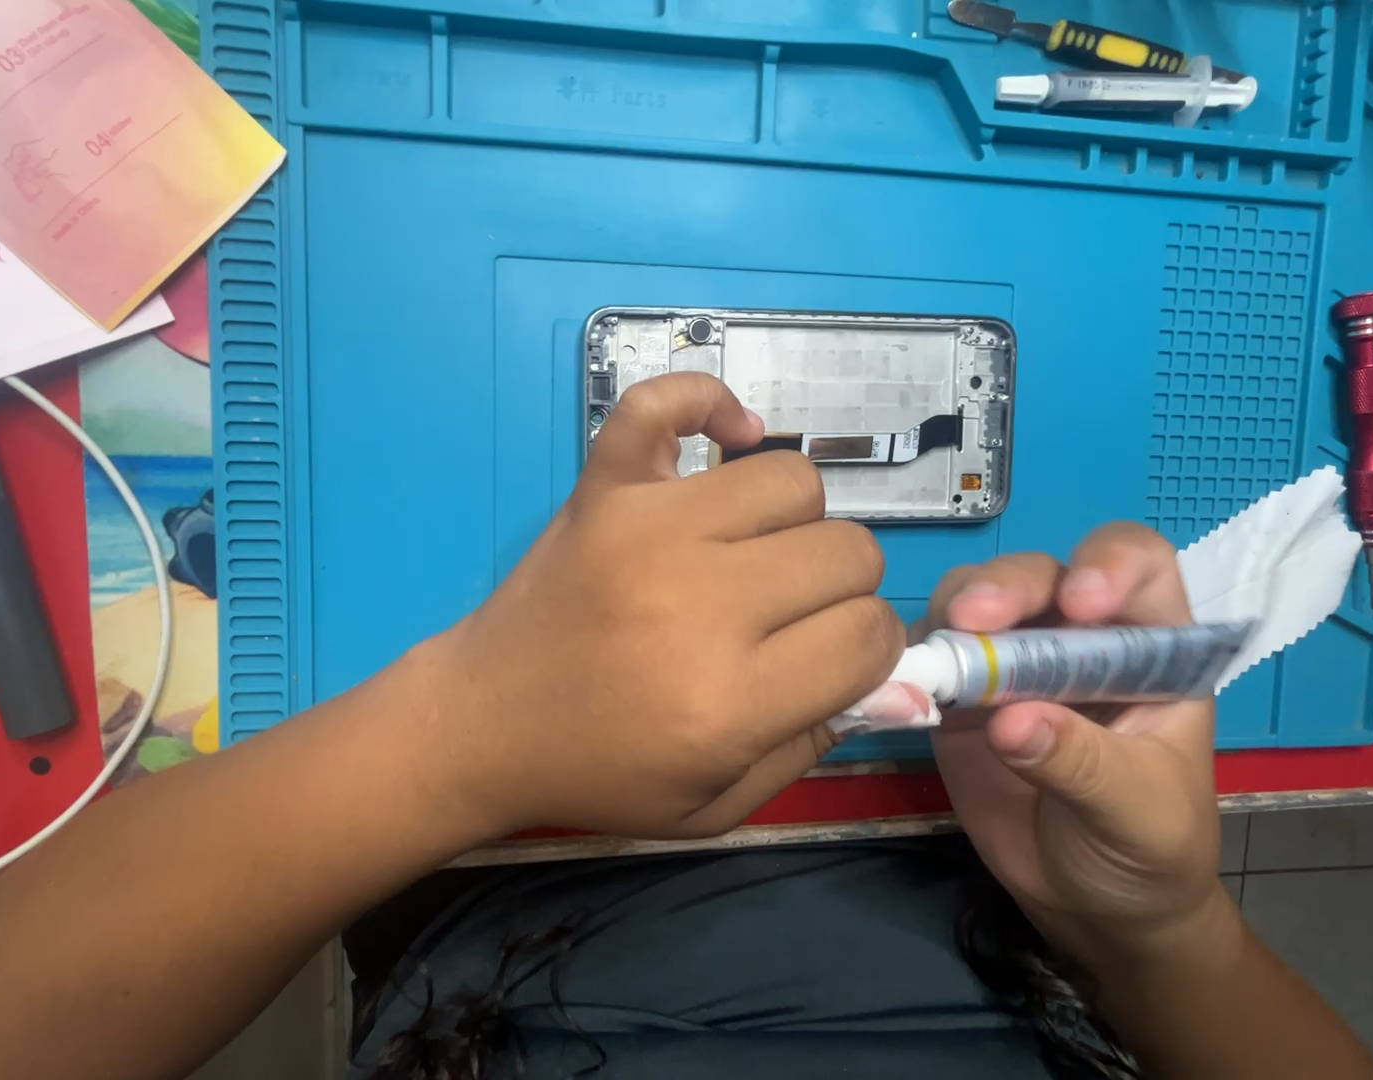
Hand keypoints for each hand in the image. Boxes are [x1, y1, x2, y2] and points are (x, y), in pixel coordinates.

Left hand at [421, 373, 902, 839]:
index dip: (870, 647)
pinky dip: (705, 402)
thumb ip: (815, 741)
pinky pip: (664, 402)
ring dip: (791, 521)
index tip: (835, 654)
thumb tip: (890, 672)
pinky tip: (723, 439)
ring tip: (748, 553)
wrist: (482, 724)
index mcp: (729, 700)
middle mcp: (697, 602)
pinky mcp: (601, 488)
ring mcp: (647, 529)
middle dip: (839, 591)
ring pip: (790, 480)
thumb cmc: (600, 774)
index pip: (869, 635)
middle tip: (788, 614)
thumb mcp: (718, 804)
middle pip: (847, 552)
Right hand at [927, 524, 1228, 967]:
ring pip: (972, 598)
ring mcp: (1009, 661)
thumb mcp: (1139, 815)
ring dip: (951, 612)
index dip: (1107, 564)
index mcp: (1147, 647)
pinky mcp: (958, 694)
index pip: (1136, 566)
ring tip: (937, 659)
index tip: (1078, 605)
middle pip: (1037, 574)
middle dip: (1005, 586)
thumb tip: (1010, 721)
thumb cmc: (1147, 852)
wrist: (1089, 904)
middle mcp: (1072, 638)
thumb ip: (1085, 764)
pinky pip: (928, 653)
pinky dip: (910, 659)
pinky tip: (900, 682)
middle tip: (973, 620)